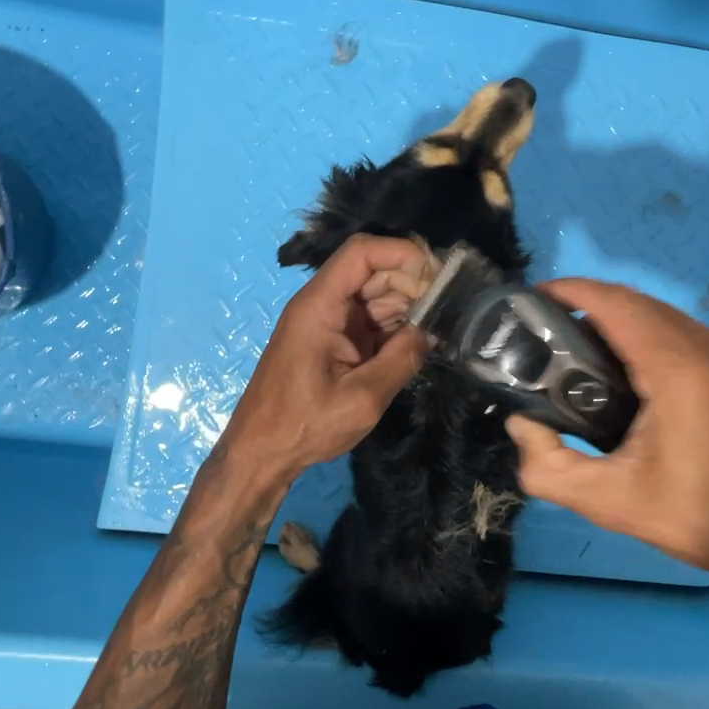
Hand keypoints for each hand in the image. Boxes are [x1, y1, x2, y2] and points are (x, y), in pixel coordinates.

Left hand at [225, 235, 433, 480]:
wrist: (260, 454)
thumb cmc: (304, 425)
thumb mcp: (362, 398)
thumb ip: (402, 359)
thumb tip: (432, 332)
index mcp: (319, 305)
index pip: (362, 253)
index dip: (402, 253)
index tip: (437, 277)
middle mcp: (323, 304)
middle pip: (373, 271)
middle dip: (412, 283)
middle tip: (447, 310)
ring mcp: (329, 323)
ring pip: (376, 295)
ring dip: (408, 306)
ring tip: (441, 327)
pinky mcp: (335, 342)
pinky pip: (371, 320)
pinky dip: (396, 327)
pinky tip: (421, 342)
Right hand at [505, 280, 708, 621]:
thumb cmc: (707, 521)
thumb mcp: (614, 504)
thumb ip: (550, 468)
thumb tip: (522, 426)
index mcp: (681, 369)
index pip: (616, 304)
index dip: (572, 291)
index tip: (535, 299)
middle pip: (642, 306)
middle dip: (593, 308)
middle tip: (553, 336)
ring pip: (672, 320)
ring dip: (629, 324)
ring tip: (592, 358)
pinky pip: (698, 338)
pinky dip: (661, 341)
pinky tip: (647, 379)